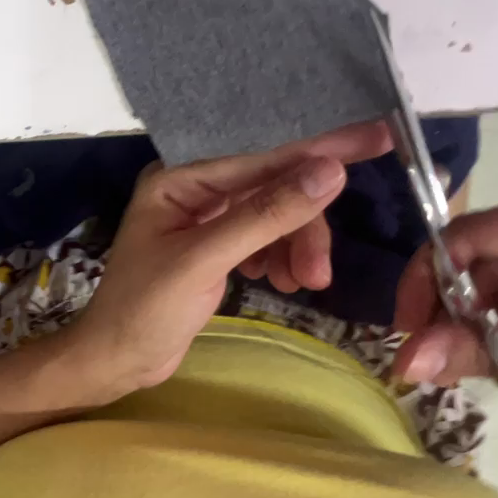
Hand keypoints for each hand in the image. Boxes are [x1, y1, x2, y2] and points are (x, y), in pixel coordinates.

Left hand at [62, 121, 393, 396]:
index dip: (320, 150)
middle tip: (320, 270)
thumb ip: (264, 216)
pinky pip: (264, 240)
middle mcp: (191, 193)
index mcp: (177, 181)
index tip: (381, 136)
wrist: (116, 361)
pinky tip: (283, 283)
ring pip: (274, 218)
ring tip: (302, 284)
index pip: (260, 157)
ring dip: (295, 248)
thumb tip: (329, 172)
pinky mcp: (213, 250)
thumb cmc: (144, 310)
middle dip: (304, 226)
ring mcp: (203, 222)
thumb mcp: (204, 261)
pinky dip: (280, 259)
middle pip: (273, 189)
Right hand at [391, 171, 497, 437]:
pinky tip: (497, 344)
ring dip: (478, 313)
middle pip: (492, 249)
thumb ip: (477, 351)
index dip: (431, 278)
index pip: (482, 232)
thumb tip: (401, 363)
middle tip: (429, 352)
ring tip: (464, 357)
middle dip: (456, 304)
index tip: (408, 330)